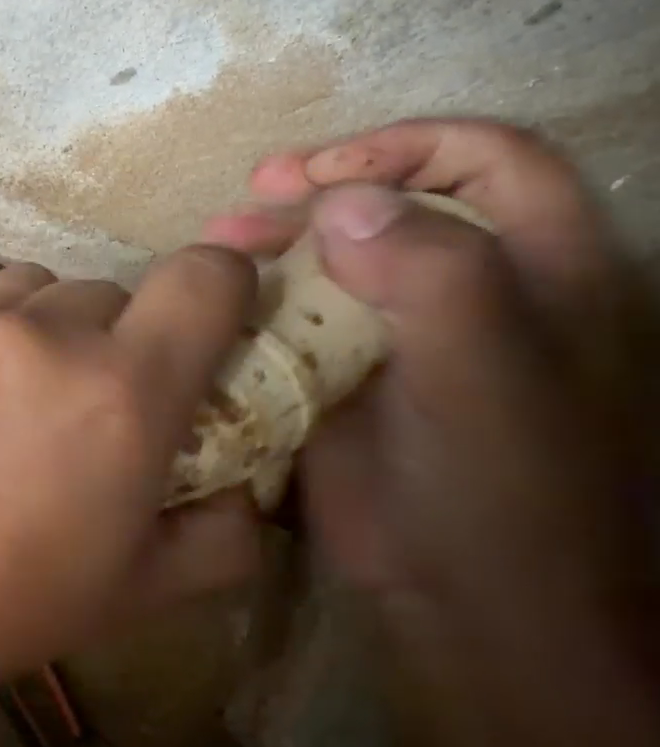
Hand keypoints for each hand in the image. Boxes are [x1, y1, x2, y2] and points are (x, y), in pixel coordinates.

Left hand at [0, 247, 265, 692]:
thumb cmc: (3, 607)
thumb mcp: (145, 591)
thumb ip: (226, 529)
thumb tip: (237, 483)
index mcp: (124, 390)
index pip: (207, 275)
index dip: (221, 296)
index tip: (203, 338)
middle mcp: (43, 336)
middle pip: (113, 291)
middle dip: (119, 340)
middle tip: (85, 410)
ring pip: (34, 290)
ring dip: (45, 329)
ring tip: (15, 399)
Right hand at [203, 119, 651, 604]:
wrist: (468, 598)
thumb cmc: (500, 485)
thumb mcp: (483, 373)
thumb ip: (434, 275)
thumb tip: (343, 202)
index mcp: (535, 270)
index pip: (480, 162)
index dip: (398, 148)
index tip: (311, 175)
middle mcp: (464, 292)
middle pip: (389, 207)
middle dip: (315, 195)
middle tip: (243, 207)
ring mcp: (395, 341)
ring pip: (331, 266)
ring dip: (272, 250)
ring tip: (213, 251)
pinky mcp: (340, 385)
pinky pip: (291, 329)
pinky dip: (249, 311)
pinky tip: (210, 315)